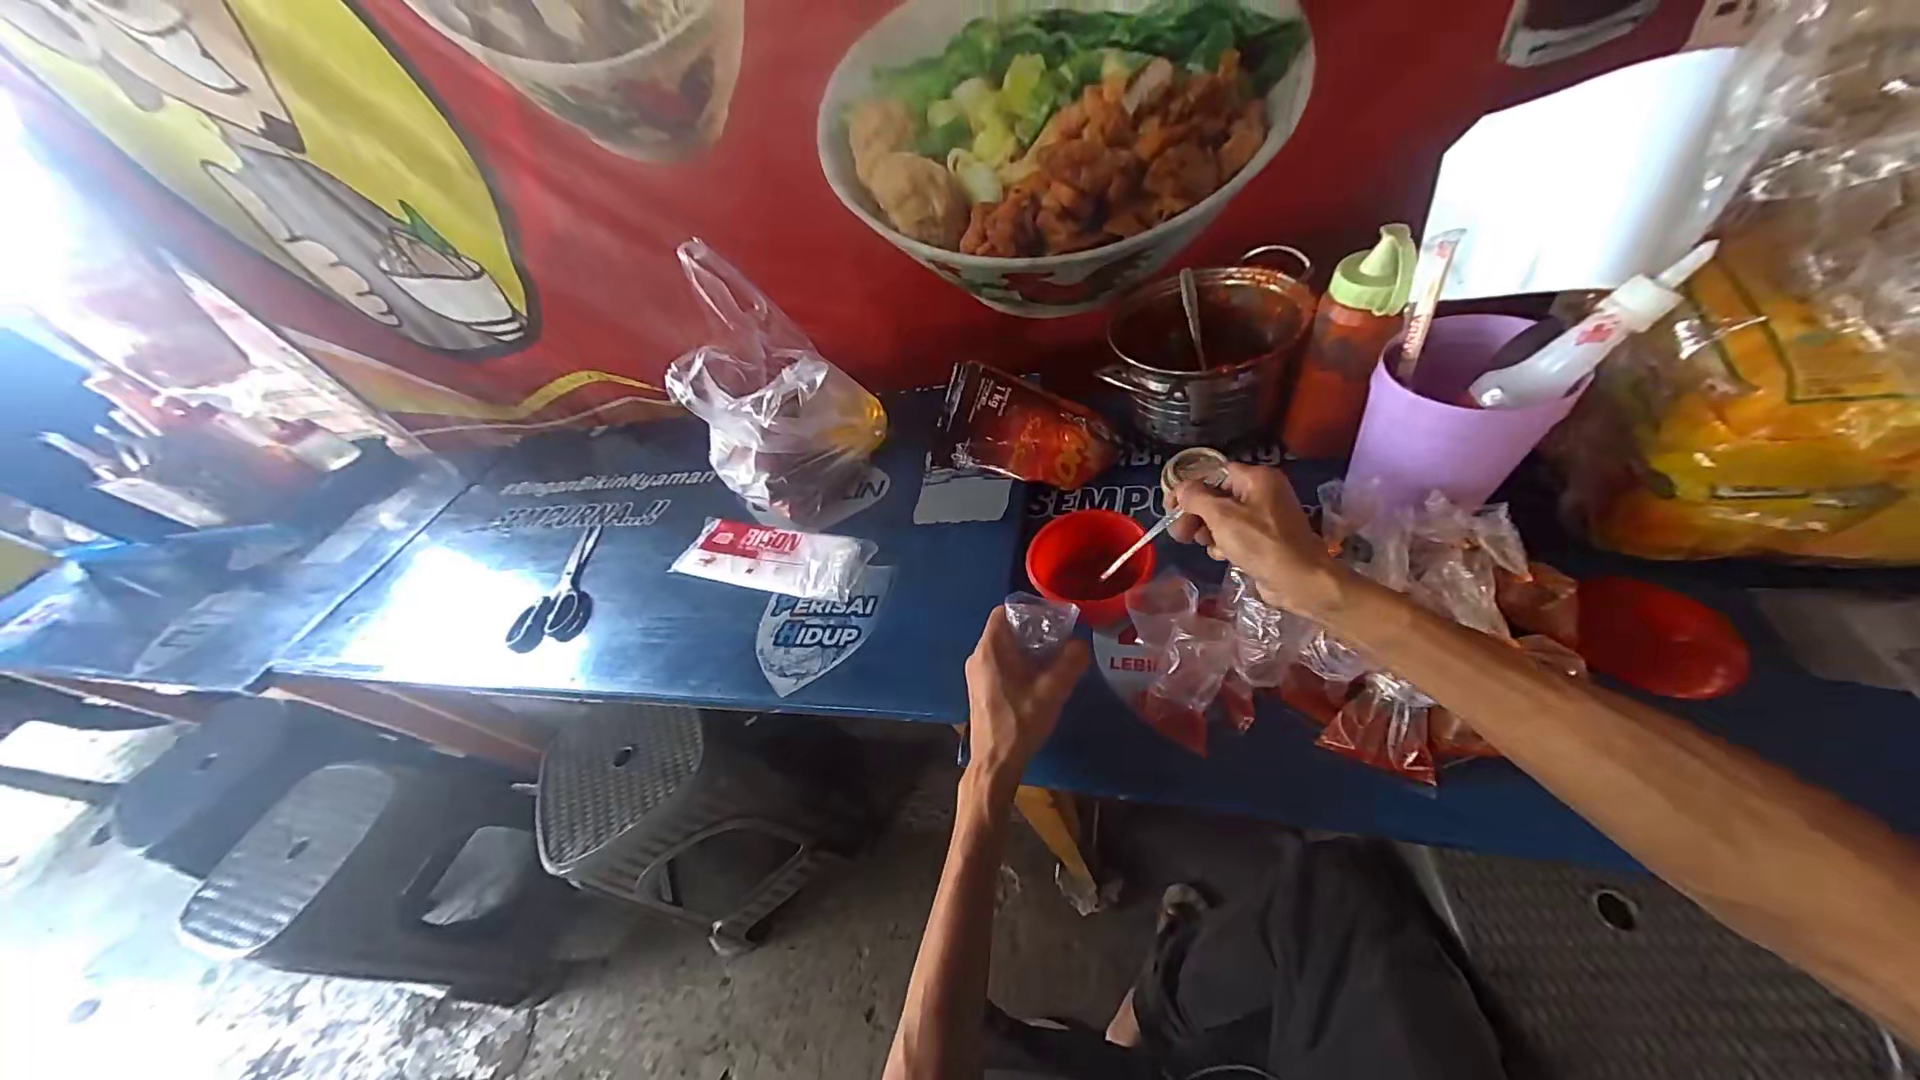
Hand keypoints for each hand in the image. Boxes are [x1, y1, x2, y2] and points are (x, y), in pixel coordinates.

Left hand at [964, 608, 1090, 790]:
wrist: (995, 762)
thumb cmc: (1020, 722)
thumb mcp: (1052, 691)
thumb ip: (1070, 663)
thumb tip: (1082, 643)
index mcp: (990, 649)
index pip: (1003, 611)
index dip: (1028, 609)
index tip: (1051, 616)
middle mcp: (978, 656)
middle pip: (1004, 629)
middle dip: (1032, 629)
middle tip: (1058, 636)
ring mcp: (976, 673)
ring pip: (1002, 647)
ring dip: (1026, 647)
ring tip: (1053, 656)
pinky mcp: (980, 688)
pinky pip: (998, 663)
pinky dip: (1017, 662)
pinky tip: (1037, 677)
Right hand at [1169, 463, 1343, 614]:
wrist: (1298, 579)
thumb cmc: (1259, 542)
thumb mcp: (1221, 515)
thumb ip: (1195, 497)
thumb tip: (1181, 489)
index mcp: (1256, 478)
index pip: (1213, 474)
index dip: (1189, 489)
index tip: (1171, 507)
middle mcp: (1263, 492)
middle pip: (1217, 497)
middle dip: (1196, 515)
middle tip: (1180, 534)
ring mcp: (1266, 516)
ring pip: (1223, 518)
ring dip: (1209, 532)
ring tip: (1206, 545)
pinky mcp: (1266, 538)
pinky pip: (1236, 534)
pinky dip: (1226, 544)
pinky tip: (1224, 556)